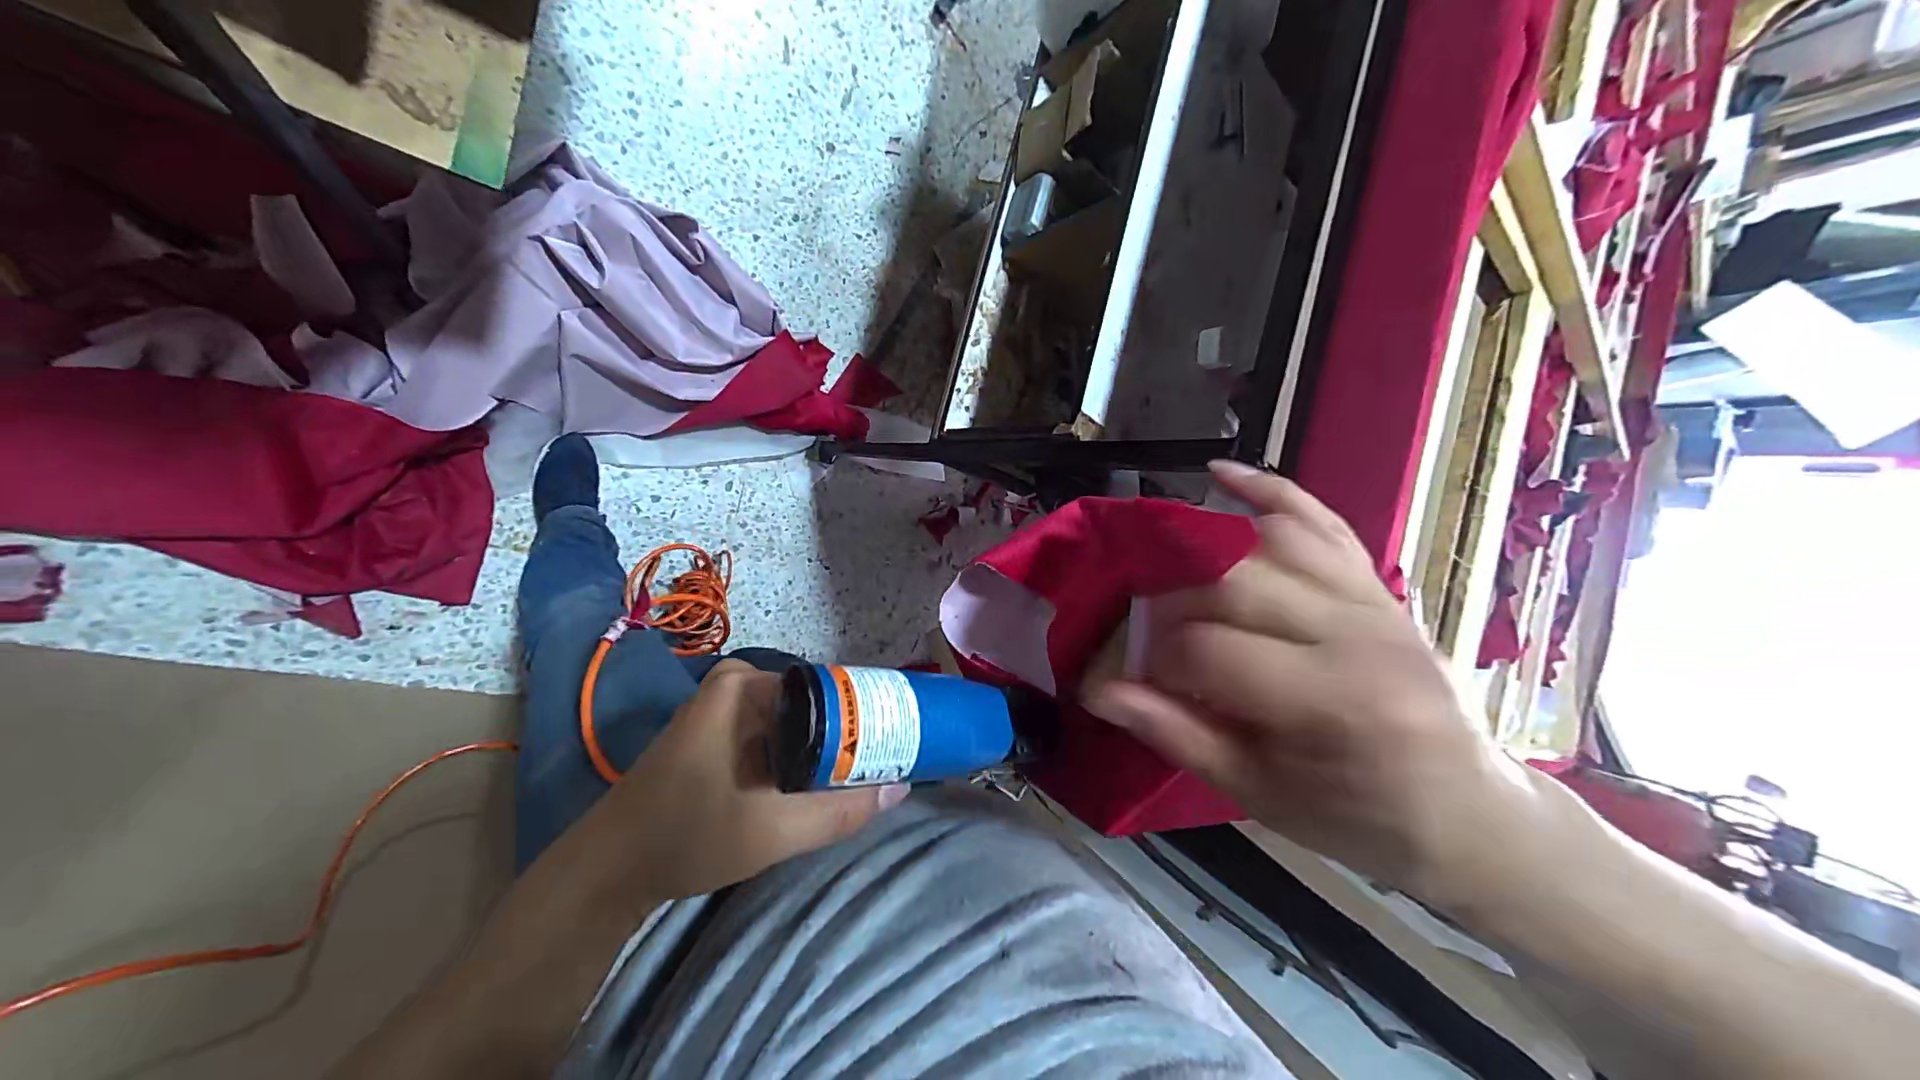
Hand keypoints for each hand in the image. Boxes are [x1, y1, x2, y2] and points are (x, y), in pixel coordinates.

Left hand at [568, 660, 906, 903]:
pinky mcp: (717, 731)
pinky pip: (774, 734)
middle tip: (881, 771)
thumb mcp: (772, 831)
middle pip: (814, 706)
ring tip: (859, 780)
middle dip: (847, 739)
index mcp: (745, 687)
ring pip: (796, 723)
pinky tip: (815, 786)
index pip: (829, 690)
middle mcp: (736, 685)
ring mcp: (723, 708)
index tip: (894, 747)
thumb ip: (840, 811)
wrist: (610, 867)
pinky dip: (797, 758)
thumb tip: (901, 787)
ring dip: (823, 751)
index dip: (864, 720)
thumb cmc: (686, 836)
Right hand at [1083, 462, 1535, 903]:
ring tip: (1152, 558)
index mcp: (1332, 701)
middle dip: (1165, 601)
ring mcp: (1374, 598)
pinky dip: (1271, 491)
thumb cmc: (1360, 819)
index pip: (1207, 648)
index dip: (1147, 658)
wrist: (1468, 811)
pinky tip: (1223, 474)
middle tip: (1135, 629)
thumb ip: (1178, 735)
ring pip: (1268, 541)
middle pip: (1232, 583)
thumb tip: (1100, 691)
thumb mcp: (1261, 795)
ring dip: (1199, 542)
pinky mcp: (1378, 584)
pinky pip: (1321, 521)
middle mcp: (1357, 632)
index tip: (1118, 676)